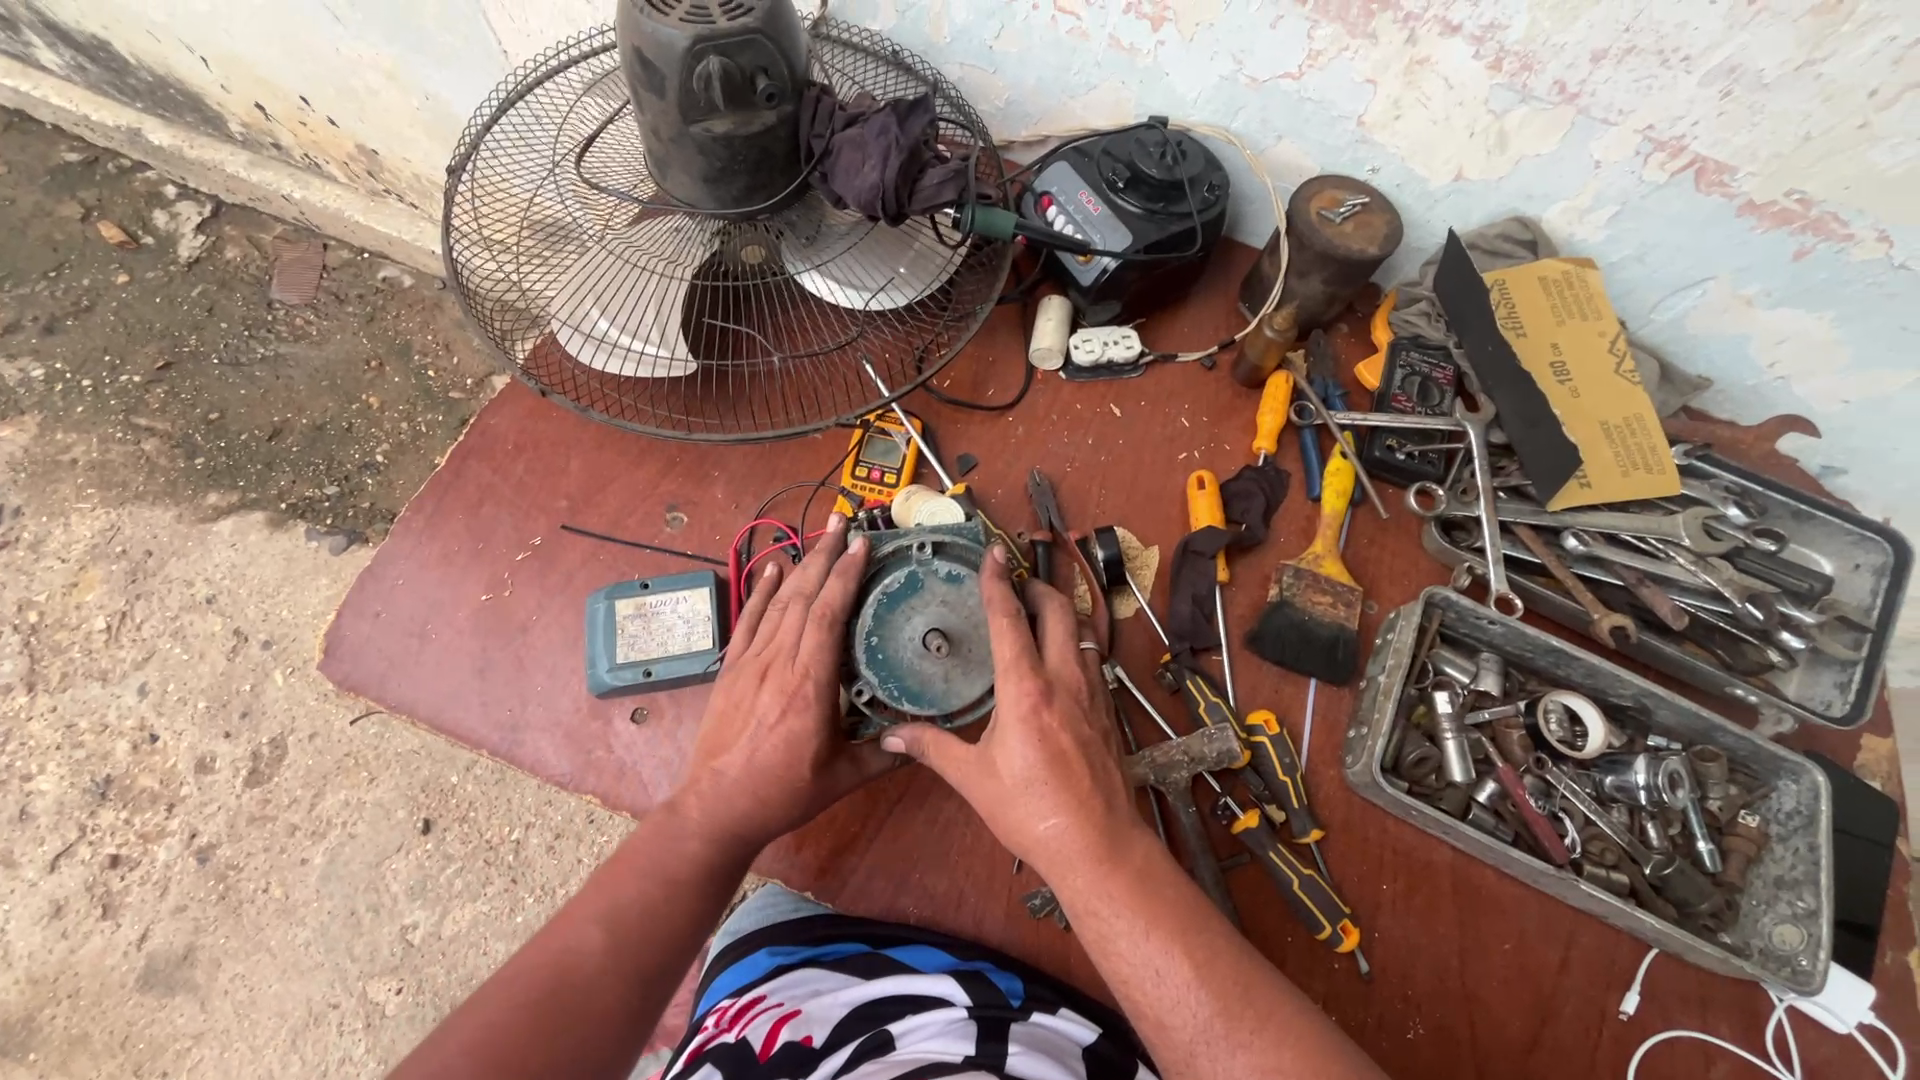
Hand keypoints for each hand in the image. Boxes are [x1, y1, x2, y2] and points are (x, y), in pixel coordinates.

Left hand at [674, 514, 900, 850]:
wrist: (716, 807)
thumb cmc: (783, 792)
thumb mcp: (843, 779)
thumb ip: (886, 755)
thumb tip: (925, 737)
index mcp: (810, 683)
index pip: (829, 614)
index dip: (846, 575)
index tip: (862, 546)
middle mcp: (779, 661)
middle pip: (804, 595)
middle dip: (825, 555)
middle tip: (844, 521)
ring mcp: (751, 662)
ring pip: (779, 602)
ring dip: (800, 564)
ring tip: (820, 535)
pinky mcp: (732, 669)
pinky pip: (749, 620)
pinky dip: (762, 591)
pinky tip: (774, 567)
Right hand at [881, 545, 1146, 881]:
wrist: (1098, 845)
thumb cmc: (1030, 811)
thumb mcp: (973, 779)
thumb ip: (932, 748)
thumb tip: (892, 735)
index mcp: (1025, 690)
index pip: (1009, 620)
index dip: (997, 584)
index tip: (992, 557)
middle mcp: (1063, 680)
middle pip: (1060, 611)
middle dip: (1039, 587)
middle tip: (1018, 583)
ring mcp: (1093, 694)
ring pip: (1084, 632)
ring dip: (1064, 612)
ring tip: (1042, 611)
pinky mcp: (1109, 712)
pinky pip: (1096, 661)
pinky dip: (1079, 644)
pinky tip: (1066, 660)